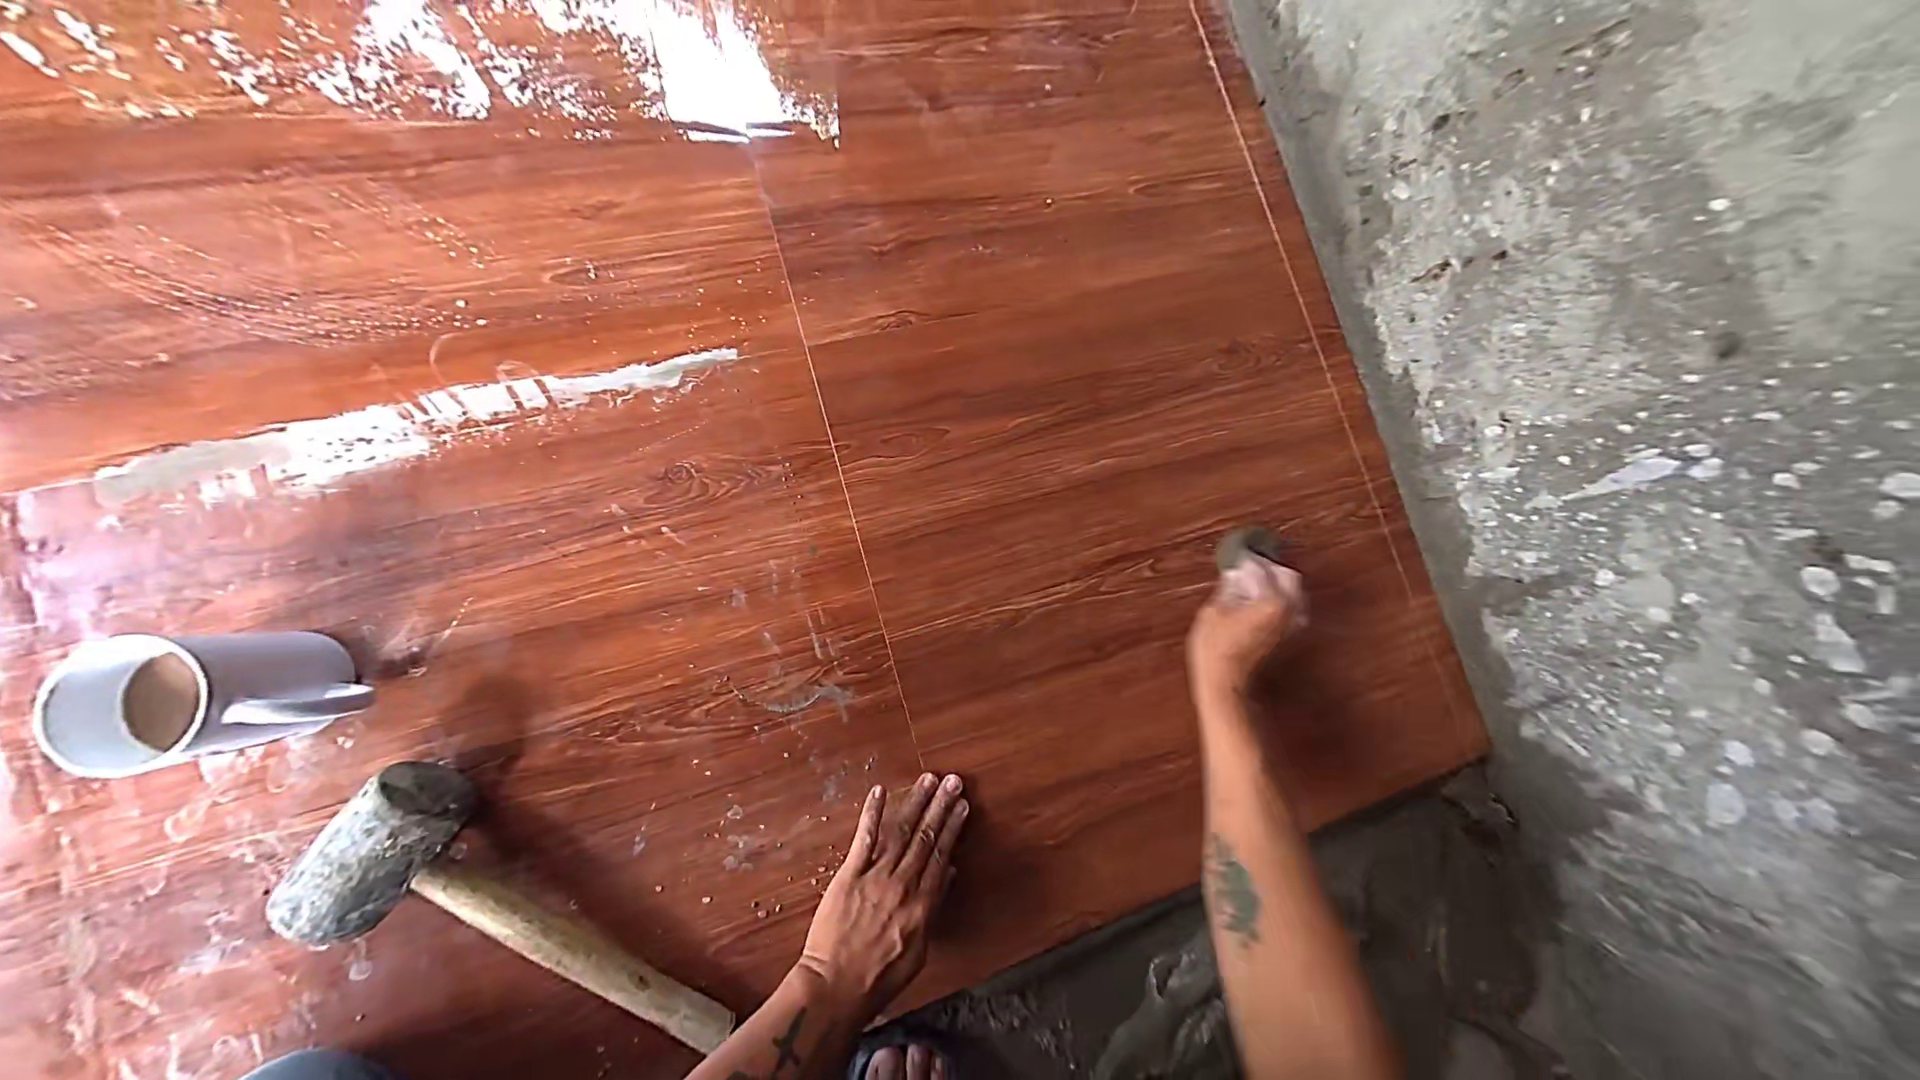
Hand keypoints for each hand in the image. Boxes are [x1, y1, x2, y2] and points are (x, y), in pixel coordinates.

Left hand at [795, 773, 968, 1016]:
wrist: (835, 988)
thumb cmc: (877, 977)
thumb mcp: (918, 951)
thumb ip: (932, 909)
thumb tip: (947, 875)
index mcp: (921, 905)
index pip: (942, 856)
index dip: (953, 828)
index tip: (962, 806)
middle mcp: (902, 886)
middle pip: (926, 838)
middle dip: (941, 806)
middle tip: (953, 782)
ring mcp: (875, 878)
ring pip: (901, 833)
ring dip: (916, 803)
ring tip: (929, 780)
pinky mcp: (849, 876)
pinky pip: (864, 839)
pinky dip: (872, 813)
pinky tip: (879, 791)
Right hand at [1186, 556, 1307, 701]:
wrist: (1225, 680)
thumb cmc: (1215, 648)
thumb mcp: (1214, 609)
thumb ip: (1230, 586)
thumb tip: (1237, 573)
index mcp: (1272, 601)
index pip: (1261, 569)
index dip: (1246, 560)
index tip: (1237, 556)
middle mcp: (1290, 610)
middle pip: (1287, 575)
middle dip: (1267, 567)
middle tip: (1246, 564)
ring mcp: (1293, 623)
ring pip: (1293, 589)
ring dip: (1274, 581)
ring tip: (1251, 579)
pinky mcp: (1289, 632)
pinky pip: (1291, 603)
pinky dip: (1277, 596)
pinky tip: (1258, 597)